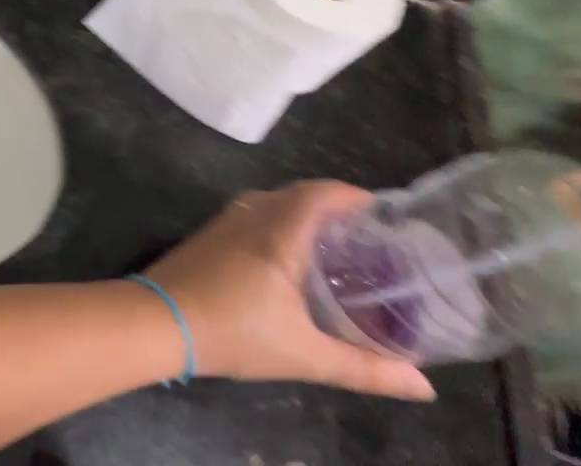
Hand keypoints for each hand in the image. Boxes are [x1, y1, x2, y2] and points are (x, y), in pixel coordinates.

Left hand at [143, 180, 436, 400]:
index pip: (316, 195)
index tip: (382, 210)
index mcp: (277, 235)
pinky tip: (285, 255)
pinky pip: (247, 216)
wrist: (155, 321)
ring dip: (298, 212)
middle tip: (367, 233)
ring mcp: (220, 226)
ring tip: (332, 243)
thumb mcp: (305, 356)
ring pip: (266, 203)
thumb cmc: (232, 332)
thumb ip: (365, 369)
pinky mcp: (204, 238)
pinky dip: (274, 222)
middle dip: (330, 204)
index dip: (349, 195)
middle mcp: (248, 219)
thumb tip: (424, 386)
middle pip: (293, 194)